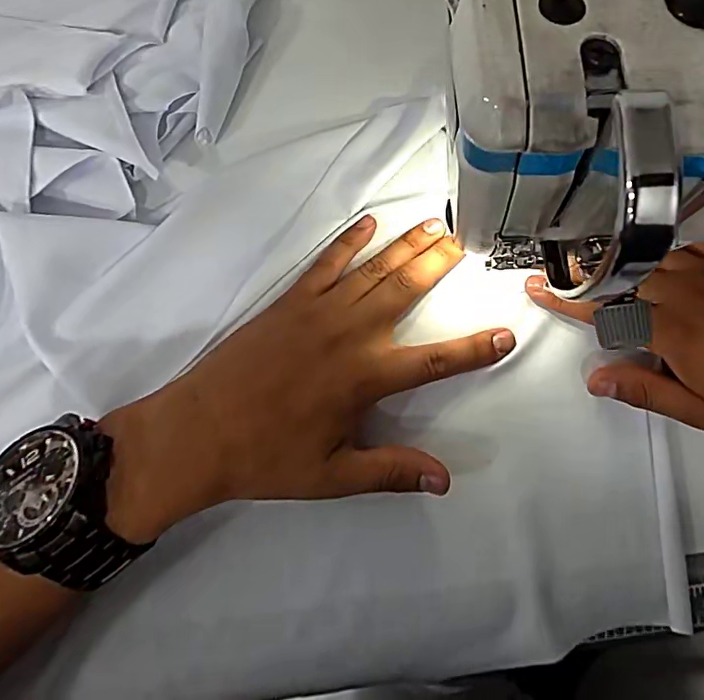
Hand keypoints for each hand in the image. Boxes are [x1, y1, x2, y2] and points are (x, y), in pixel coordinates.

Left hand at [99, 217, 511, 540]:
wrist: (197, 431)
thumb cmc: (268, 456)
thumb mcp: (333, 475)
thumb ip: (391, 471)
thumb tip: (444, 480)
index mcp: (365, 377)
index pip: (434, 360)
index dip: (474, 349)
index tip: (506, 333)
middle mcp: (350, 334)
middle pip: (406, 290)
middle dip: (439, 264)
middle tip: (464, 242)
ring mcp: (319, 310)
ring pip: (374, 269)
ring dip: (407, 245)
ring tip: (434, 225)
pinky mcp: (291, 300)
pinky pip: (327, 262)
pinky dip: (349, 241)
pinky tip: (369, 223)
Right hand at [527, 243, 703, 454]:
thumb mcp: (700, 410)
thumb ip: (643, 389)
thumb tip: (600, 380)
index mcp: (672, 329)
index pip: (605, 310)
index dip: (566, 299)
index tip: (541, 288)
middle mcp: (687, 293)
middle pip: (623, 275)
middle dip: (593, 279)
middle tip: (577, 285)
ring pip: (652, 259)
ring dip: (630, 269)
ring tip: (623, 283)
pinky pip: (689, 249)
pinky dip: (671, 257)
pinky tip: (673, 271)